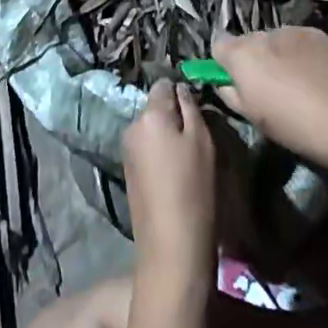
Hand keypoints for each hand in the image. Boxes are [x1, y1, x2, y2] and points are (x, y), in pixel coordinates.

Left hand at [122, 82, 216, 272]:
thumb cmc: (193, 186)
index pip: (163, 85)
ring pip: (150, 128)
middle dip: (173, 115)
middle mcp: (131, 125)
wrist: (171, 242)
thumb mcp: (201, 140)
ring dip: (166, 134)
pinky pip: (146, 147)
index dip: (180, 91)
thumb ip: (190, 108)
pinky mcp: (127, 169)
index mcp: (149, 114)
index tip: (197, 106)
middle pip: (155, 108)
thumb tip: (180, 88)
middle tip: (198, 134)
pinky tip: (174, 171)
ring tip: (188, 156)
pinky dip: (159, 151)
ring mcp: (126, 149)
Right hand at [212, 27, 327, 160]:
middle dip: (254, 59)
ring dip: (277, 55)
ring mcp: (290, 30)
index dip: (225, 64)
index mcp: (240, 54)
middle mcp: (261, 34)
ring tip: (298, 82)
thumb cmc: (292, 124)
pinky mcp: (316, 33)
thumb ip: (230, 93)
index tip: (238, 83)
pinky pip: (297, 40)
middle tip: (270, 87)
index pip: (218, 45)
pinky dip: (300, 53)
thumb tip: (226, 83)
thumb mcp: (251, 117)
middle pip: (247, 42)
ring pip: (274, 41)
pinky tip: (316, 76)